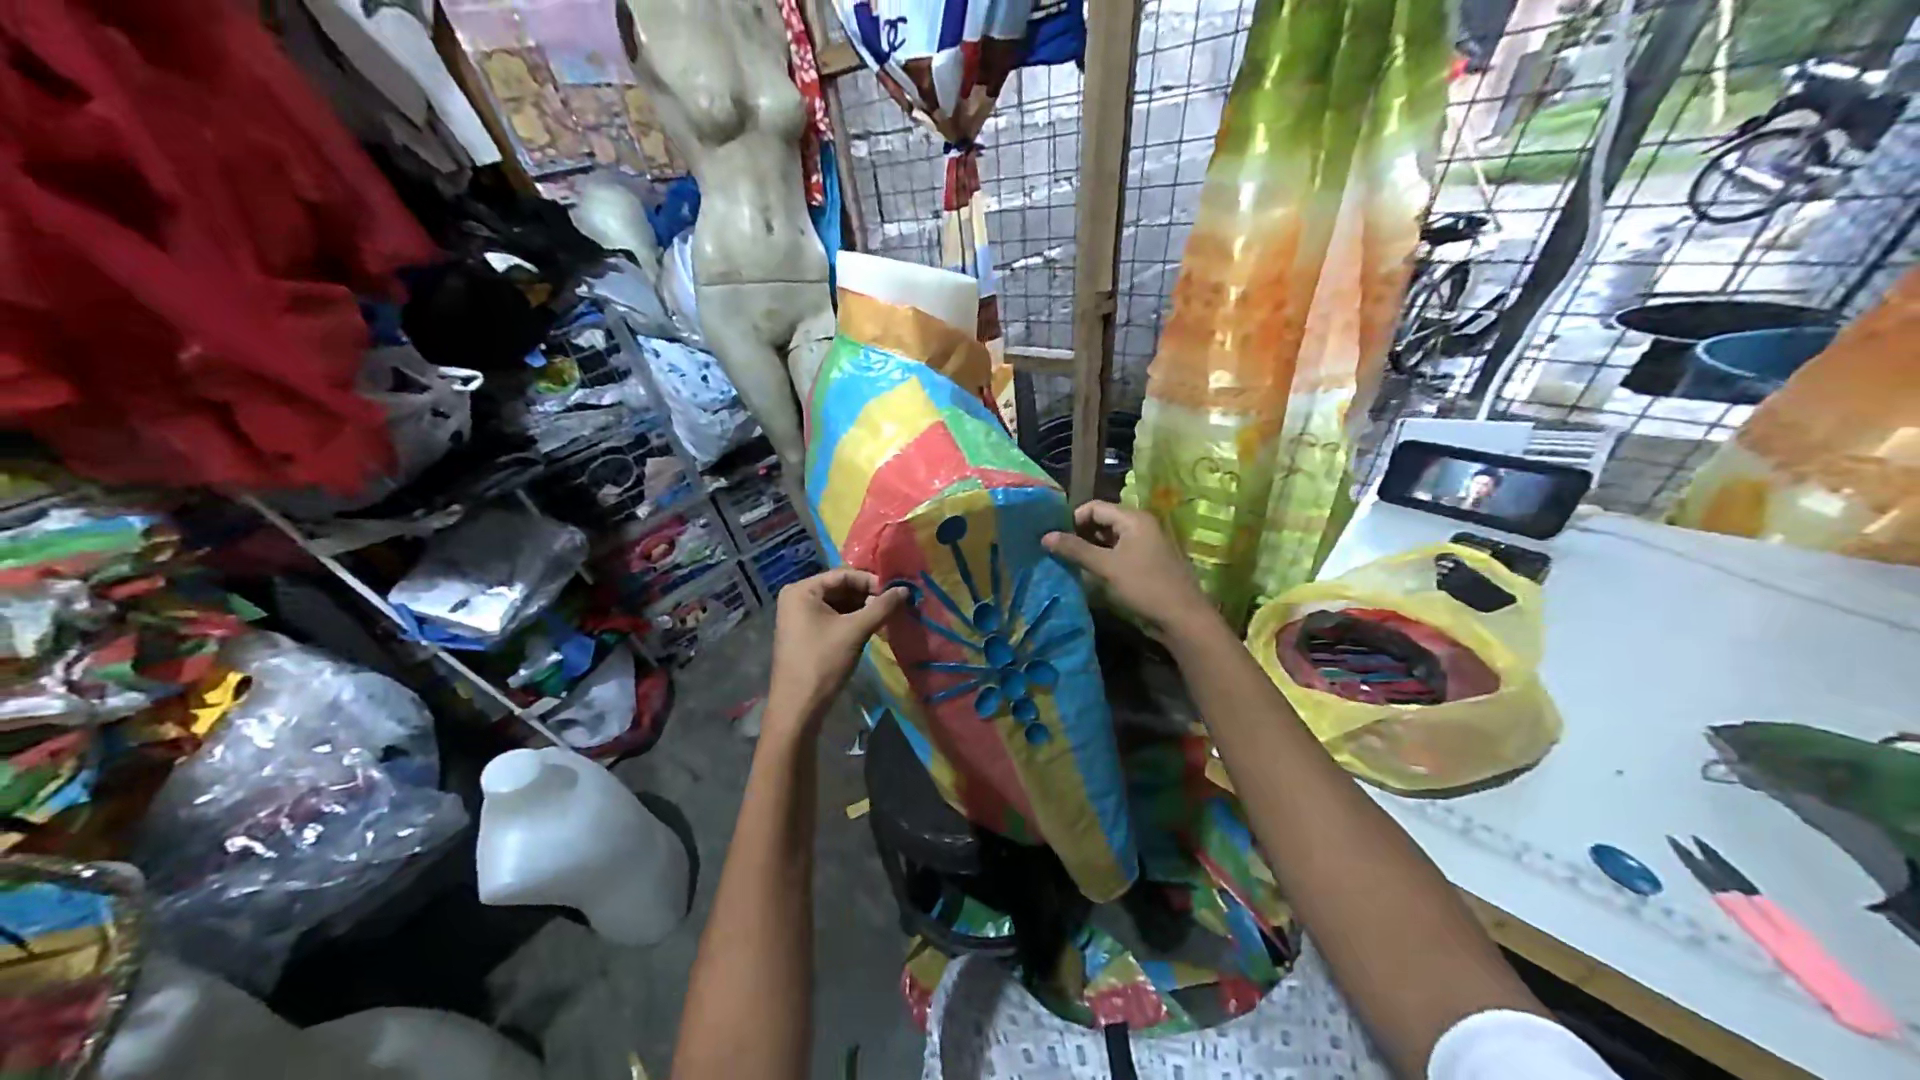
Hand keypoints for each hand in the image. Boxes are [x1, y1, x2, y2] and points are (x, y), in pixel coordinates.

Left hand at [767, 568, 906, 735]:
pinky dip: (854, 622)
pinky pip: (834, 619)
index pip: (844, 575)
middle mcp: (798, 598)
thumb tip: (906, 590)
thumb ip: (882, 607)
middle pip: (842, 589)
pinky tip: (874, 629)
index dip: (872, 582)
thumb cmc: (823, 662)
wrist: (798, 707)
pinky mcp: (806, 633)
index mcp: (802, 590)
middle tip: (895, 607)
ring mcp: (800, 617)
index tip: (897, 592)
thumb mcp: (855, 631)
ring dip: (864, 610)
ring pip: (840, 605)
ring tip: (888, 619)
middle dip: (869, 597)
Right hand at [1043, 501, 1216, 636]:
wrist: (1183, 618)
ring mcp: (1146, 543)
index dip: (1073, 519)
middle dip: (1081, 534)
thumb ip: (1075, 550)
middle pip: (1103, 520)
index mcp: (1134, 518)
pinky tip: (1091, 572)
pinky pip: (1120, 551)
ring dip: (1091, 548)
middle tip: (1061, 552)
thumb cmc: (1144, 586)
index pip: (1095, 507)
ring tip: (1072, 563)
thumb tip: (1045, 536)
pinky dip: (1104, 558)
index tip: (1056, 538)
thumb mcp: (1106, 567)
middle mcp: (1141, 525)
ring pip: (1111, 538)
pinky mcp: (1147, 561)